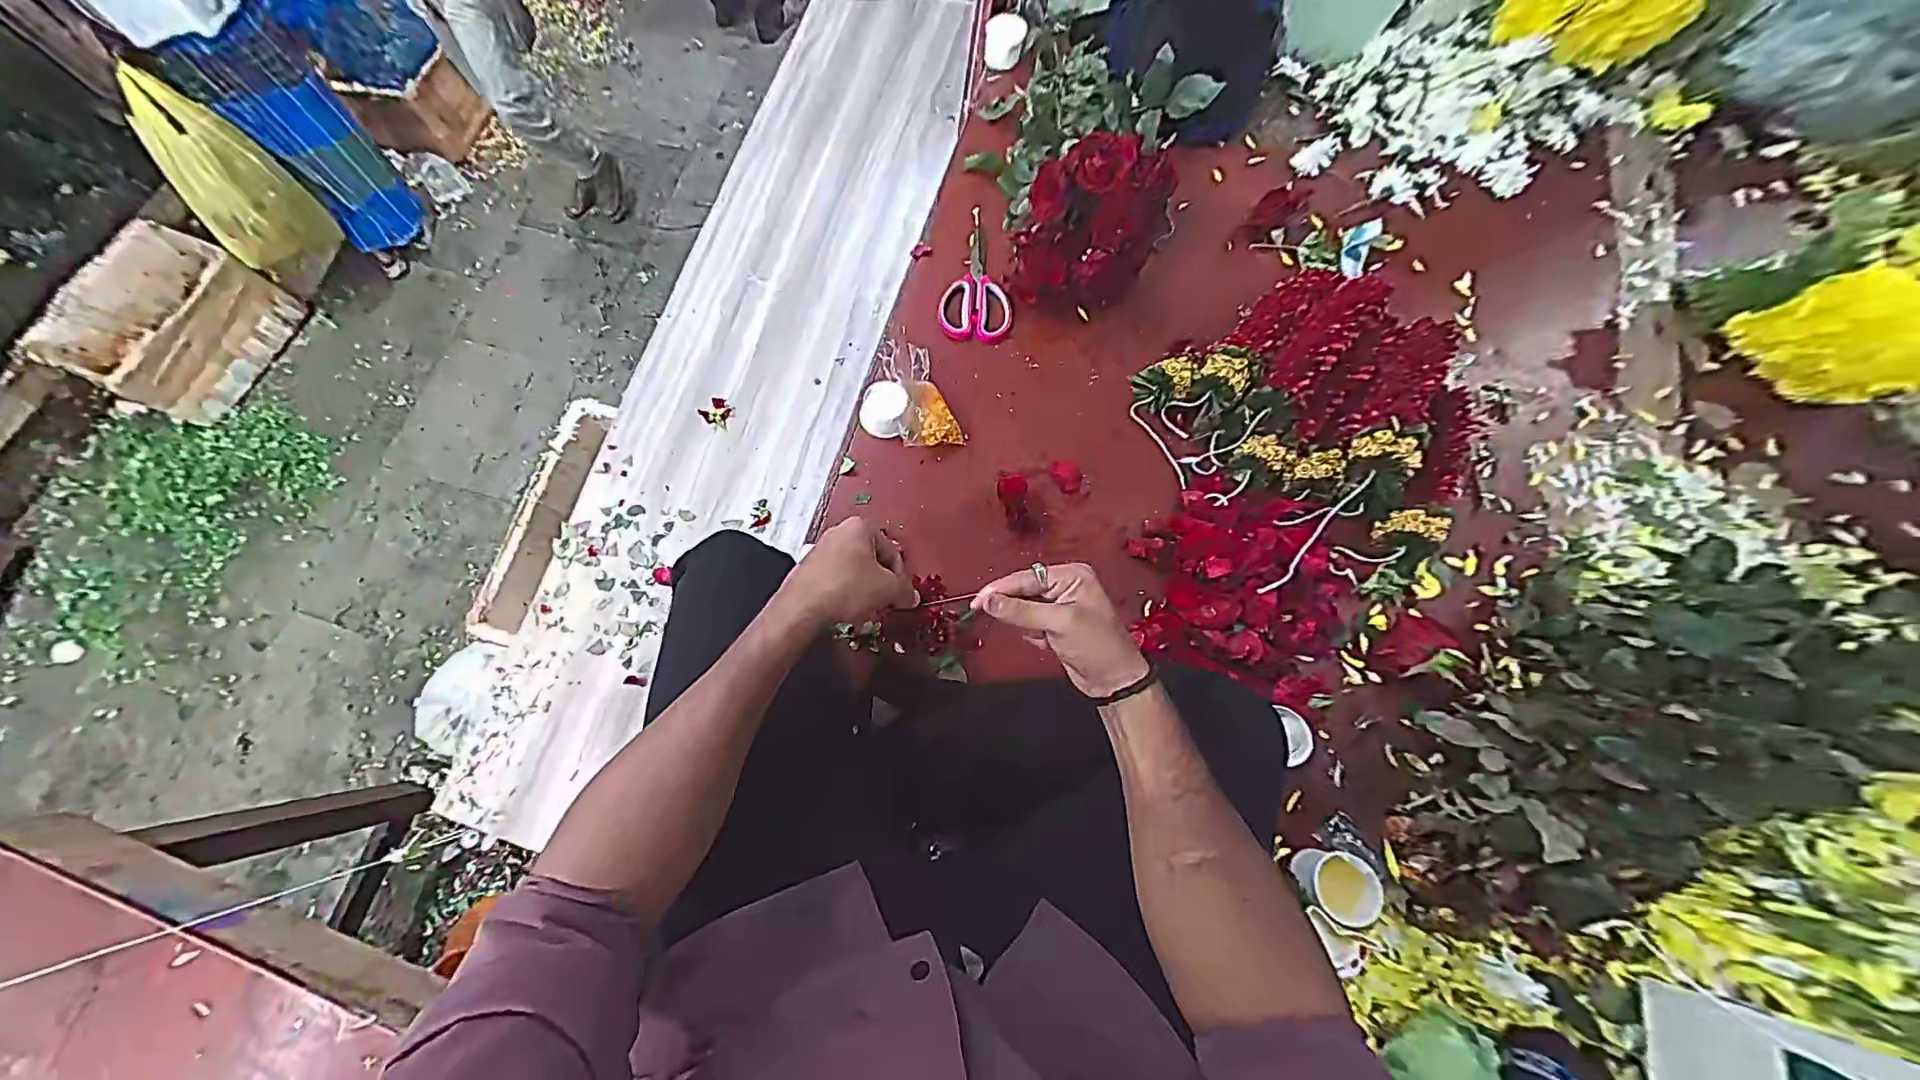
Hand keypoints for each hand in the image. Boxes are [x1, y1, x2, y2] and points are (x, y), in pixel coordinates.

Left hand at [773, 517, 916, 628]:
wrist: (801, 608)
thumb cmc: (846, 589)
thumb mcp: (887, 590)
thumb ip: (904, 590)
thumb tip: (911, 597)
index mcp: (860, 527)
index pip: (892, 553)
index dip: (899, 578)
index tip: (899, 595)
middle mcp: (839, 532)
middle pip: (873, 561)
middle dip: (880, 584)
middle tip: (882, 602)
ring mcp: (821, 549)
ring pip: (855, 571)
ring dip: (864, 590)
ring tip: (863, 609)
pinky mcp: (808, 568)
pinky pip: (836, 579)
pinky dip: (844, 593)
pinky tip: (844, 610)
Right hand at [972, 563, 1150, 697]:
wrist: (1114, 680)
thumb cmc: (1096, 646)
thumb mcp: (1059, 623)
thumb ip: (1021, 611)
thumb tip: (988, 600)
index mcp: (1072, 575)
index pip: (1027, 577)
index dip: (1000, 589)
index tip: (977, 601)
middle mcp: (1066, 585)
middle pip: (1023, 590)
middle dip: (1014, 608)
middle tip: (991, 617)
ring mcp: (1060, 605)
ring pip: (1023, 608)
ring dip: (1025, 624)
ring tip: (1041, 636)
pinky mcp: (1055, 624)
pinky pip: (1029, 623)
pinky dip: (1031, 633)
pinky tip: (1046, 643)